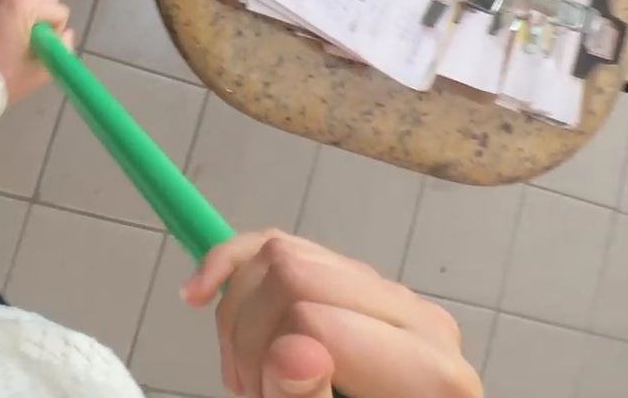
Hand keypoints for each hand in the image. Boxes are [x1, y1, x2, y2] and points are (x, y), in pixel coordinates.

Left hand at [0, 0, 74, 103]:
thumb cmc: (3, 76)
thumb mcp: (41, 70)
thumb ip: (62, 48)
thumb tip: (66, 34)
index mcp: (26, 3)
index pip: (59, 11)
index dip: (55, 32)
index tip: (41, 49)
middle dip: (43, 16)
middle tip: (32, 41)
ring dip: (27, 8)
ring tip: (18, 32)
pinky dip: (9, 8)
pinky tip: (2, 30)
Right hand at [181, 231, 481, 397]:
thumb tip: (292, 350)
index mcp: (427, 369)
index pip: (314, 319)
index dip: (270, 357)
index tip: (255, 396)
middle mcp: (415, 316)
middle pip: (291, 271)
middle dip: (246, 327)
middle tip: (244, 386)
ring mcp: (382, 289)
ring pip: (277, 250)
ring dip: (236, 308)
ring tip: (243, 370)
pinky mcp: (350, 276)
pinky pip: (278, 243)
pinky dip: (230, 264)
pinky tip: (200, 293)